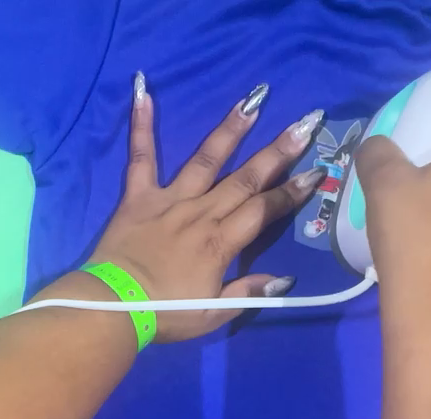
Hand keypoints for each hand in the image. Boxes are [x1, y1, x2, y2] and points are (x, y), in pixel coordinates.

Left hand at [80, 75, 325, 341]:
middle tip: (305, 123)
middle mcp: (200, 213)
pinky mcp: (137, 198)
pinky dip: (141, 125)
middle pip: (244, 178)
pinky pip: (141, 157)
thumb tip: (283, 279)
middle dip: (277, 152)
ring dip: (230, 130)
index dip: (291, 192)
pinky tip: (143, 92)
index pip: (263, 211)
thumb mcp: (212, 315)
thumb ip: (247, 293)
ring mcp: (168, 201)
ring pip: (205, 160)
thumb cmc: (165, 315)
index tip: (317, 171)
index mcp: (220, 243)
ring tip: (253, 100)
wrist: (113, 308)